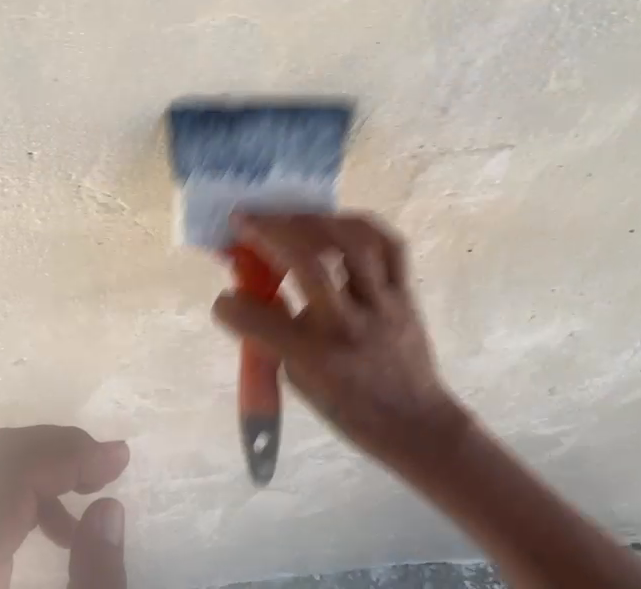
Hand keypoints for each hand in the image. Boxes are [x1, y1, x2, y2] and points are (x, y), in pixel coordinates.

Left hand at [0, 426, 129, 588]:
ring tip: (93, 489)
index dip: (69, 454)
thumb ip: (94, 577)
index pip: (11, 474)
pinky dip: (30, 499)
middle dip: (60, 450)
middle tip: (108, 464)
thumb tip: (109, 508)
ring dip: (48, 470)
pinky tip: (64, 529)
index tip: (118, 457)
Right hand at [212, 212, 465, 467]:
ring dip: (313, 221)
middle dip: (270, 232)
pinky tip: (336, 223)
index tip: (223, 301)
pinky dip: (361, 225)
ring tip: (290, 216)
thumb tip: (253, 290)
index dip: (230, 307)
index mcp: (316, 358)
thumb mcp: (301, 381)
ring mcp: (382, 306)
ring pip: (352, 245)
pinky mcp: (406, 294)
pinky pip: (390, 245)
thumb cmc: (351, 408)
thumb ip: (276, 335)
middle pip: (309, 264)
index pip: (260, 323)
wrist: (417, 424)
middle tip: (246, 219)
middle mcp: (348, 326)